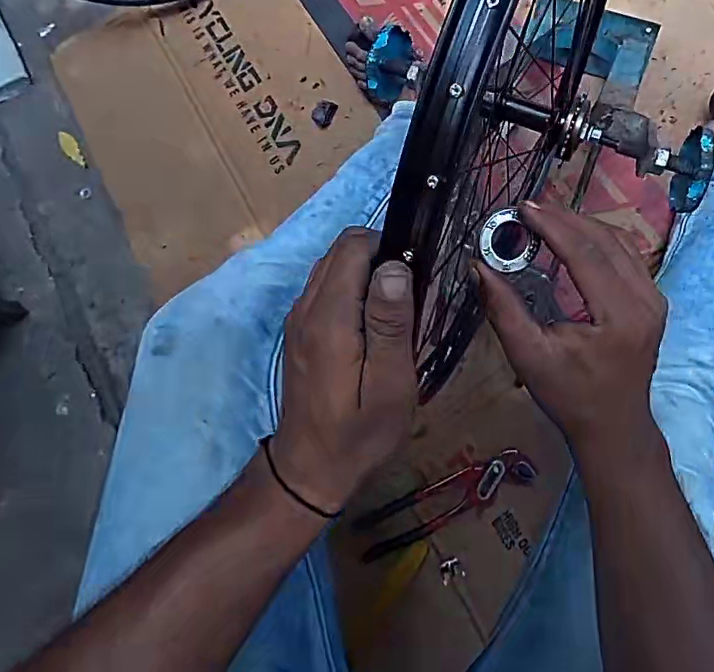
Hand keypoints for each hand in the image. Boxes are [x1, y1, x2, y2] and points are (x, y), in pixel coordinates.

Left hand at [269, 228, 417, 512]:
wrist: (310, 468)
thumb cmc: (359, 432)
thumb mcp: (389, 385)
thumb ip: (390, 323)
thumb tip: (395, 266)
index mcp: (329, 315)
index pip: (354, 246)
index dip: (389, 248)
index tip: (415, 278)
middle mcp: (306, 305)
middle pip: (341, 248)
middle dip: (379, 256)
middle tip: (409, 296)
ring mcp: (298, 314)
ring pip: (332, 263)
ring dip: (365, 271)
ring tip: (393, 309)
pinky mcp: (298, 326)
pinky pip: (324, 284)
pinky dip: (350, 286)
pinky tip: (370, 322)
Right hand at [475, 201, 667, 457]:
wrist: (614, 427)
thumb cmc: (570, 395)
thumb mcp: (528, 355)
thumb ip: (503, 308)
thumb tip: (479, 266)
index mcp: (619, 316)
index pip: (585, 254)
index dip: (552, 226)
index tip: (524, 209)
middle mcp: (645, 302)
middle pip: (605, 240)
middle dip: (565, 218)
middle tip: (529, 207)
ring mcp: (654, 300)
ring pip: (620, 242)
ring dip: (581, 224)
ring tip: (545, 216)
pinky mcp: (652, 300)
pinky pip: (626, 254)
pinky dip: (596, 237)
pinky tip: (571, 233)